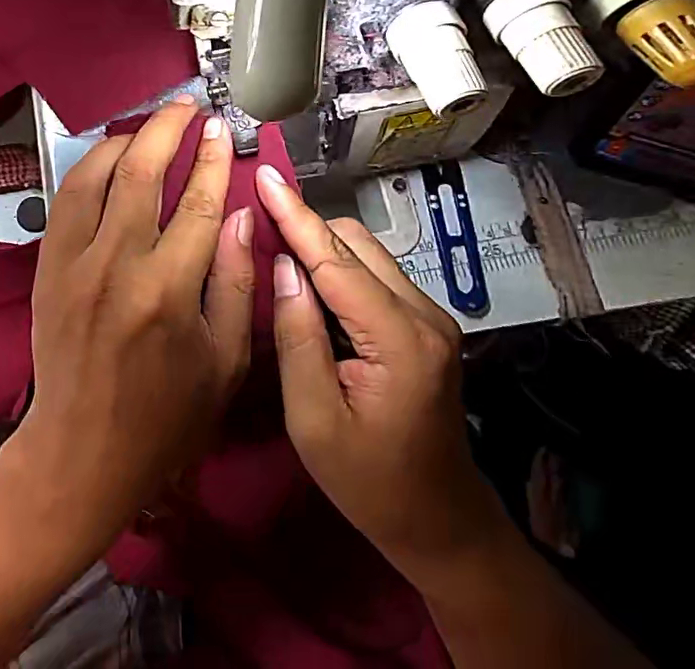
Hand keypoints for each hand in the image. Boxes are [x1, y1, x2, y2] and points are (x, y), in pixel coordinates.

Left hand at [7, 97, 254, 537]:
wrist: (83, 451)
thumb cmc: (167, 416)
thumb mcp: (225, 360)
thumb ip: (235, 280)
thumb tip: (240, 213)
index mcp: (168, 291)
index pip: (196, 202)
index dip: (212, 159)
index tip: (221, 129)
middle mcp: (116, 266)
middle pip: (141, 172)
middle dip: (167, 128)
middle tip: (187, 108)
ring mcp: (73, 264)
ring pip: (94, 176)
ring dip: (124, 140)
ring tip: (150, 126)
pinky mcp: (47, 269)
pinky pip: (65, 201)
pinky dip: (88, 170)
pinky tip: (110, 160)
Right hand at [255, 164, 502, 583]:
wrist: (439, 518)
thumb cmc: (368, 482)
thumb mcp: (313, 420)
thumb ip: (298, 338)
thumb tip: (284, 266)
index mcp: (399, 339)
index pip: (337, 260)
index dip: (295, 216)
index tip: (265, 176)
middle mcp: (425, 315)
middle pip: (357, 243)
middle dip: (306, 229)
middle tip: (256, 231)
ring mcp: (432, 316)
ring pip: (368, 253)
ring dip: (322, 248)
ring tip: (276, 257)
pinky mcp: (427, 324)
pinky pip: (376, 275)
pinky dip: (340, 269)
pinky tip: (310, 287)